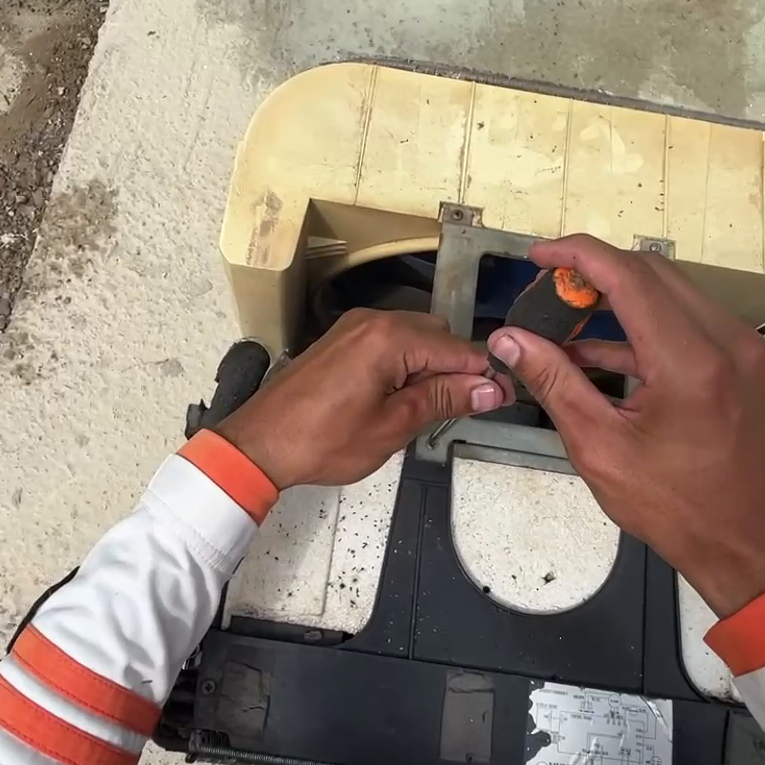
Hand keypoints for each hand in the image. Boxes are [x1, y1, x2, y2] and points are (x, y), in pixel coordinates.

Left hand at [216, 310, 513, 490]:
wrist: (259, 443)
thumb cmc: (323, 440)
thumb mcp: (393, 426)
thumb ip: (444, 399)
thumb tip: (491, 388)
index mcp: (390, 338)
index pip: (458, 349)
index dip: (485, 375)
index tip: (505, 398)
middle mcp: (373, 321)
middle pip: (437, 336)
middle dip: (455, 369)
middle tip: (459, 410)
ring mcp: (354, 327)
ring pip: (414, 338)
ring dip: (429, 367)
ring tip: (425, 409)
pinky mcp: (340, 340)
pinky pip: (388, 342)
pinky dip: (404, 363)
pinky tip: (398, 396)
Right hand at [487, 235, 764, 616]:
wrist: (745, 544)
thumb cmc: (670, 506)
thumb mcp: (598, 446)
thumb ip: (553, 382)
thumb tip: (508, 339)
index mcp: (689, 360)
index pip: (628, 276)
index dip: (577, 254)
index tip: (536, 255)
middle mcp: (724, 338)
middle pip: (650, 272)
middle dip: (592, 270)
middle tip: (544, 289)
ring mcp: (738, 347)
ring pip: (668, 291)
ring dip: (614, 295)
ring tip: (562, 317)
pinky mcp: (739, 360)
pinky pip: (682, 321)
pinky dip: (637, 326)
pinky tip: (593, 351)